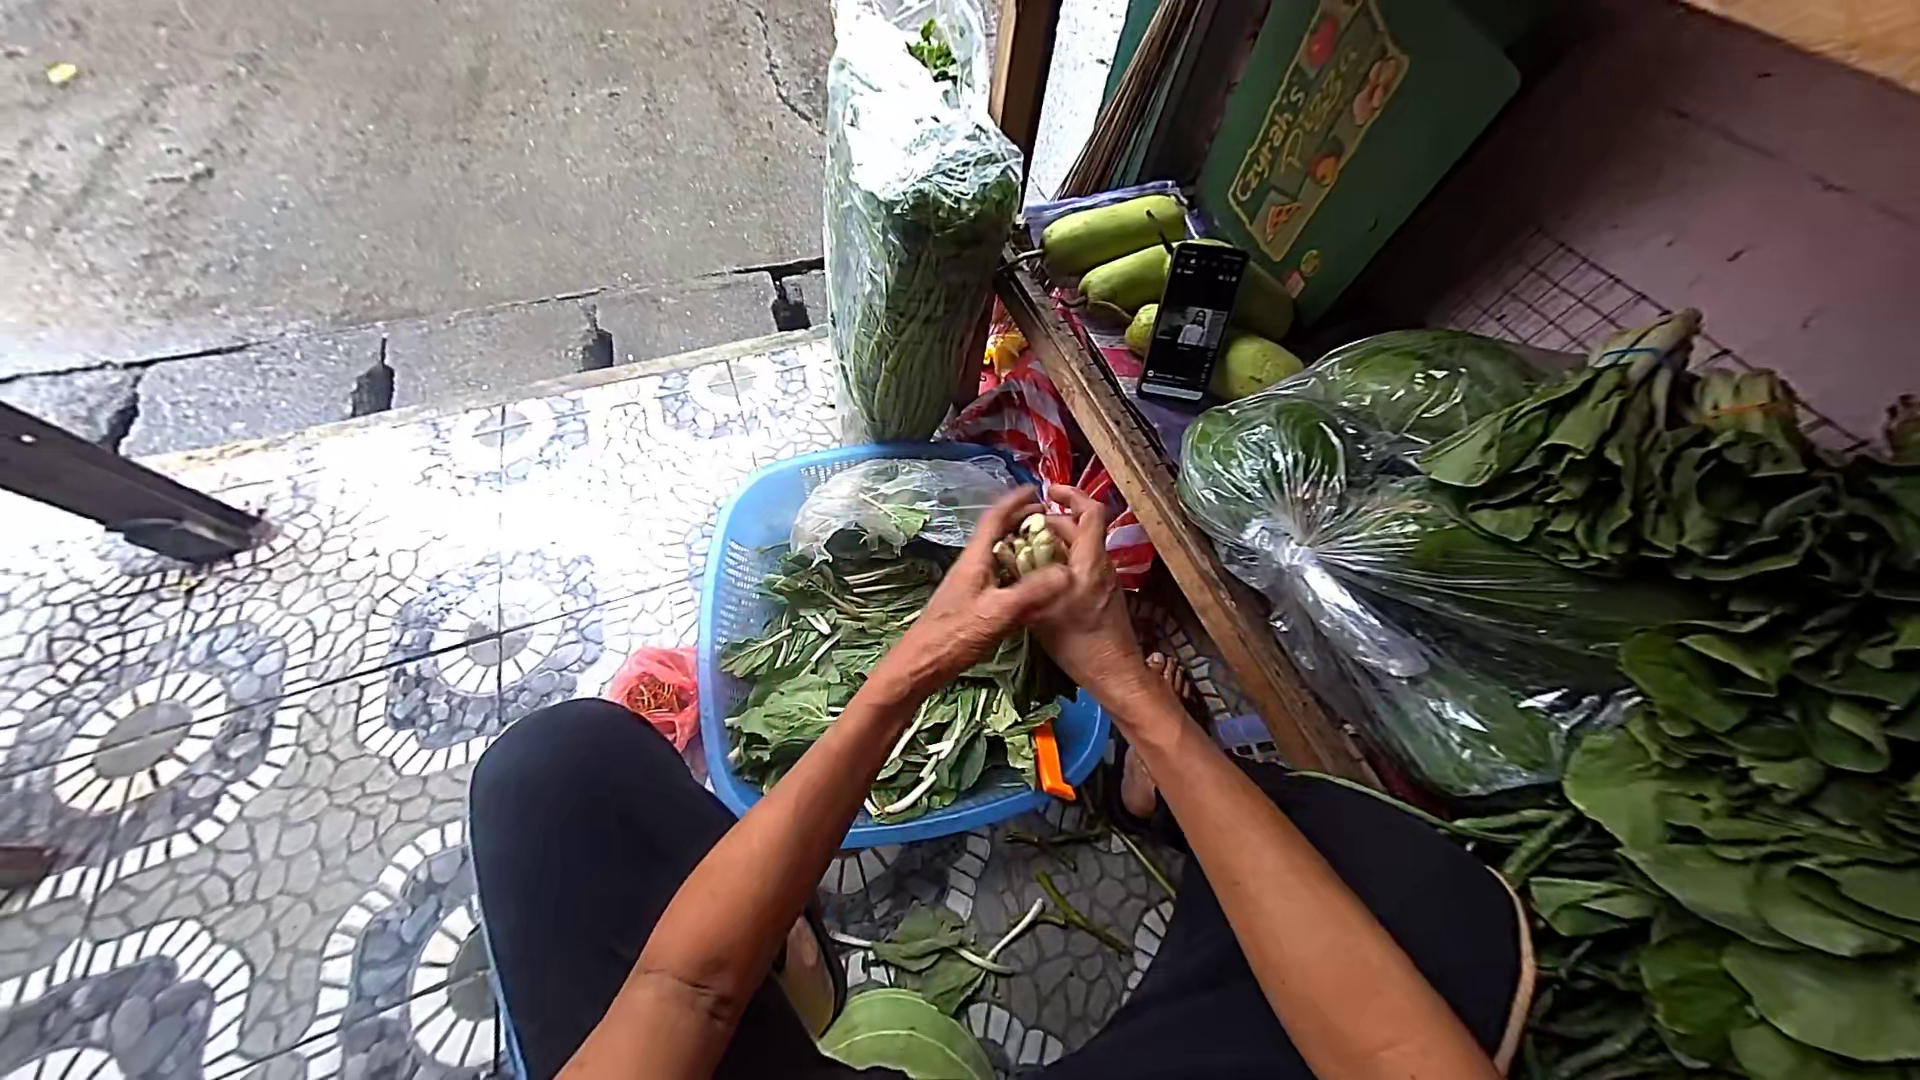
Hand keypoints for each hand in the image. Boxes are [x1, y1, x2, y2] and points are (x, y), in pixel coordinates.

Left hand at [867, 486, 1070, 701]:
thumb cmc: (955, 635)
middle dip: (1021, 520)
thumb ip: (1032, 592)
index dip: (1014, 501)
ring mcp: (970, 583)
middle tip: (1049, 518)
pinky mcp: (972, 601)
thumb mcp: (998, 613)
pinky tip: (1031, 581)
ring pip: (998, 554)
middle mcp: (971, 565)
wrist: (922, 663)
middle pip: (997, 533)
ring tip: (1046, 545)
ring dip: (1019, 545)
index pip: (994, 518)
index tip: (1036, 489)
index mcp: (975, 559)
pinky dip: (1016, 569)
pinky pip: (999, 575)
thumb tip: (1067, 573)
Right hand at [1024, 485, 1157, 713]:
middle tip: (1021, 529)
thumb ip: (1028, 583)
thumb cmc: (1078, 645)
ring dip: (1053, 541)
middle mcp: (1101, 564)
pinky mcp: (1102, 590)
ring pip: (1079, 545)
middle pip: (1079, 528)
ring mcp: (1104, 577)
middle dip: (1050, 522)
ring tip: (1023, 549)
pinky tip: (1038, 572)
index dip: (1072, 494)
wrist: (1113, 672)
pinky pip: (1080, 562)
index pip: (1091, 512)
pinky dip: (1060, 558)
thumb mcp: (1042, 612)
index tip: (1049, 490)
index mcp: (1089, 563)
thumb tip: (1013, 559)